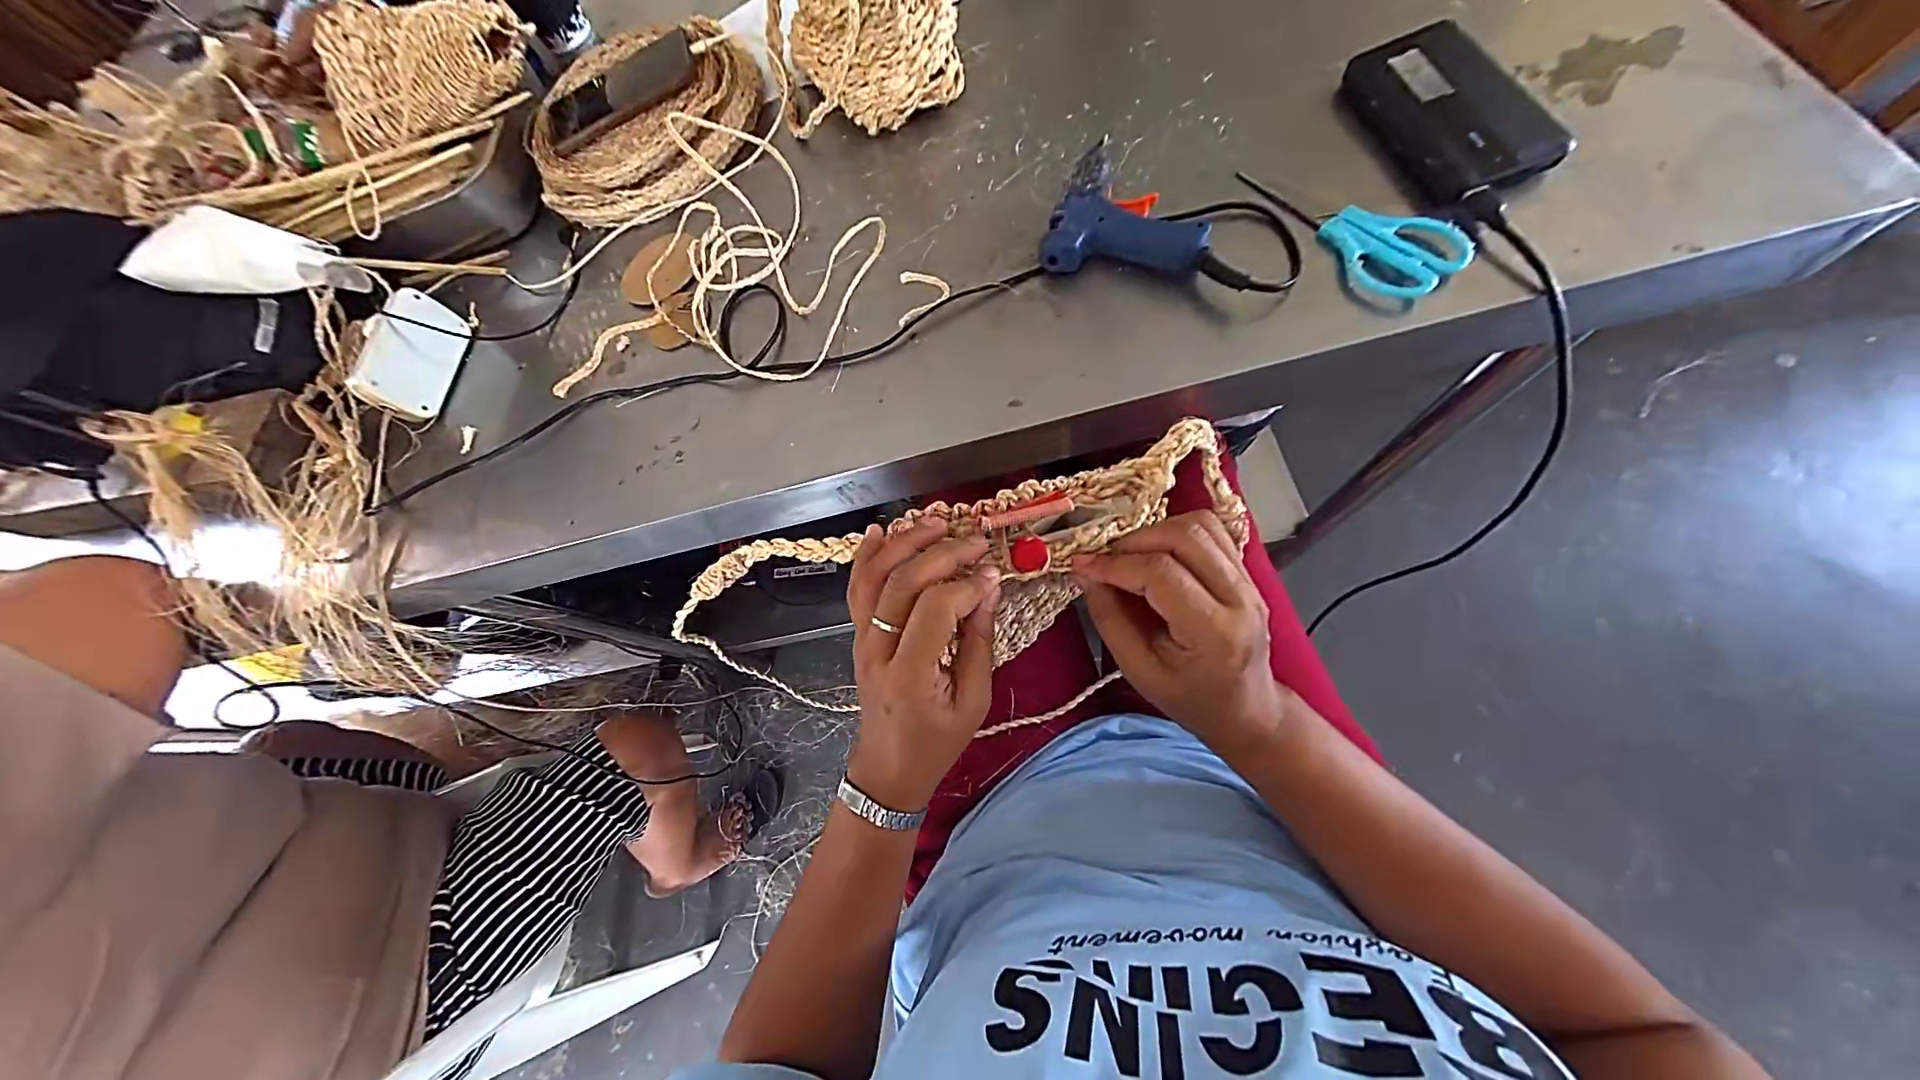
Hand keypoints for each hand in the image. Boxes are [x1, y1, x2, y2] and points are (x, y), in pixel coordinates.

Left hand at [844, 520, 1000, 812]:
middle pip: (903, 584)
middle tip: (974, 541)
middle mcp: (878, 651)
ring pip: (874, 578)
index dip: (966, 585)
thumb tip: (988, 590)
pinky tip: (882, 532)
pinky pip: (857, 588)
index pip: (935, 609)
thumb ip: (980, 643)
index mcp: (911, 675)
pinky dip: (867, 556)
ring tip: (935, 523)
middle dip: (941, 553)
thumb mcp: (974, 701)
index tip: (992, 574)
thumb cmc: (936, 741)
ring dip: (904, 543)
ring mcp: (862, 640)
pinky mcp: (857, 635)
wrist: (889, 765)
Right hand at [1073, 511, 1290, 753]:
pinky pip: (1212, 530)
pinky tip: (1155, 552)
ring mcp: (1250, 581)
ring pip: (1200, 525)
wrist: (1246, 708)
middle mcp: (1241, 599)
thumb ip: (1109, 619)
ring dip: (1155, 531)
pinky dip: (1175, 532)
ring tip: (1129, 556)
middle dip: (1134, 541)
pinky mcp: (1247, 572)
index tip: (1083, 566)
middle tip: (1105, 561)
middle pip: (1184, 537)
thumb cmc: (1189, 698)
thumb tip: (1085, 572)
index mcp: (1215, 633)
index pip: (1161, 574)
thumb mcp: (1138, 671)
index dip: (1115, 564)